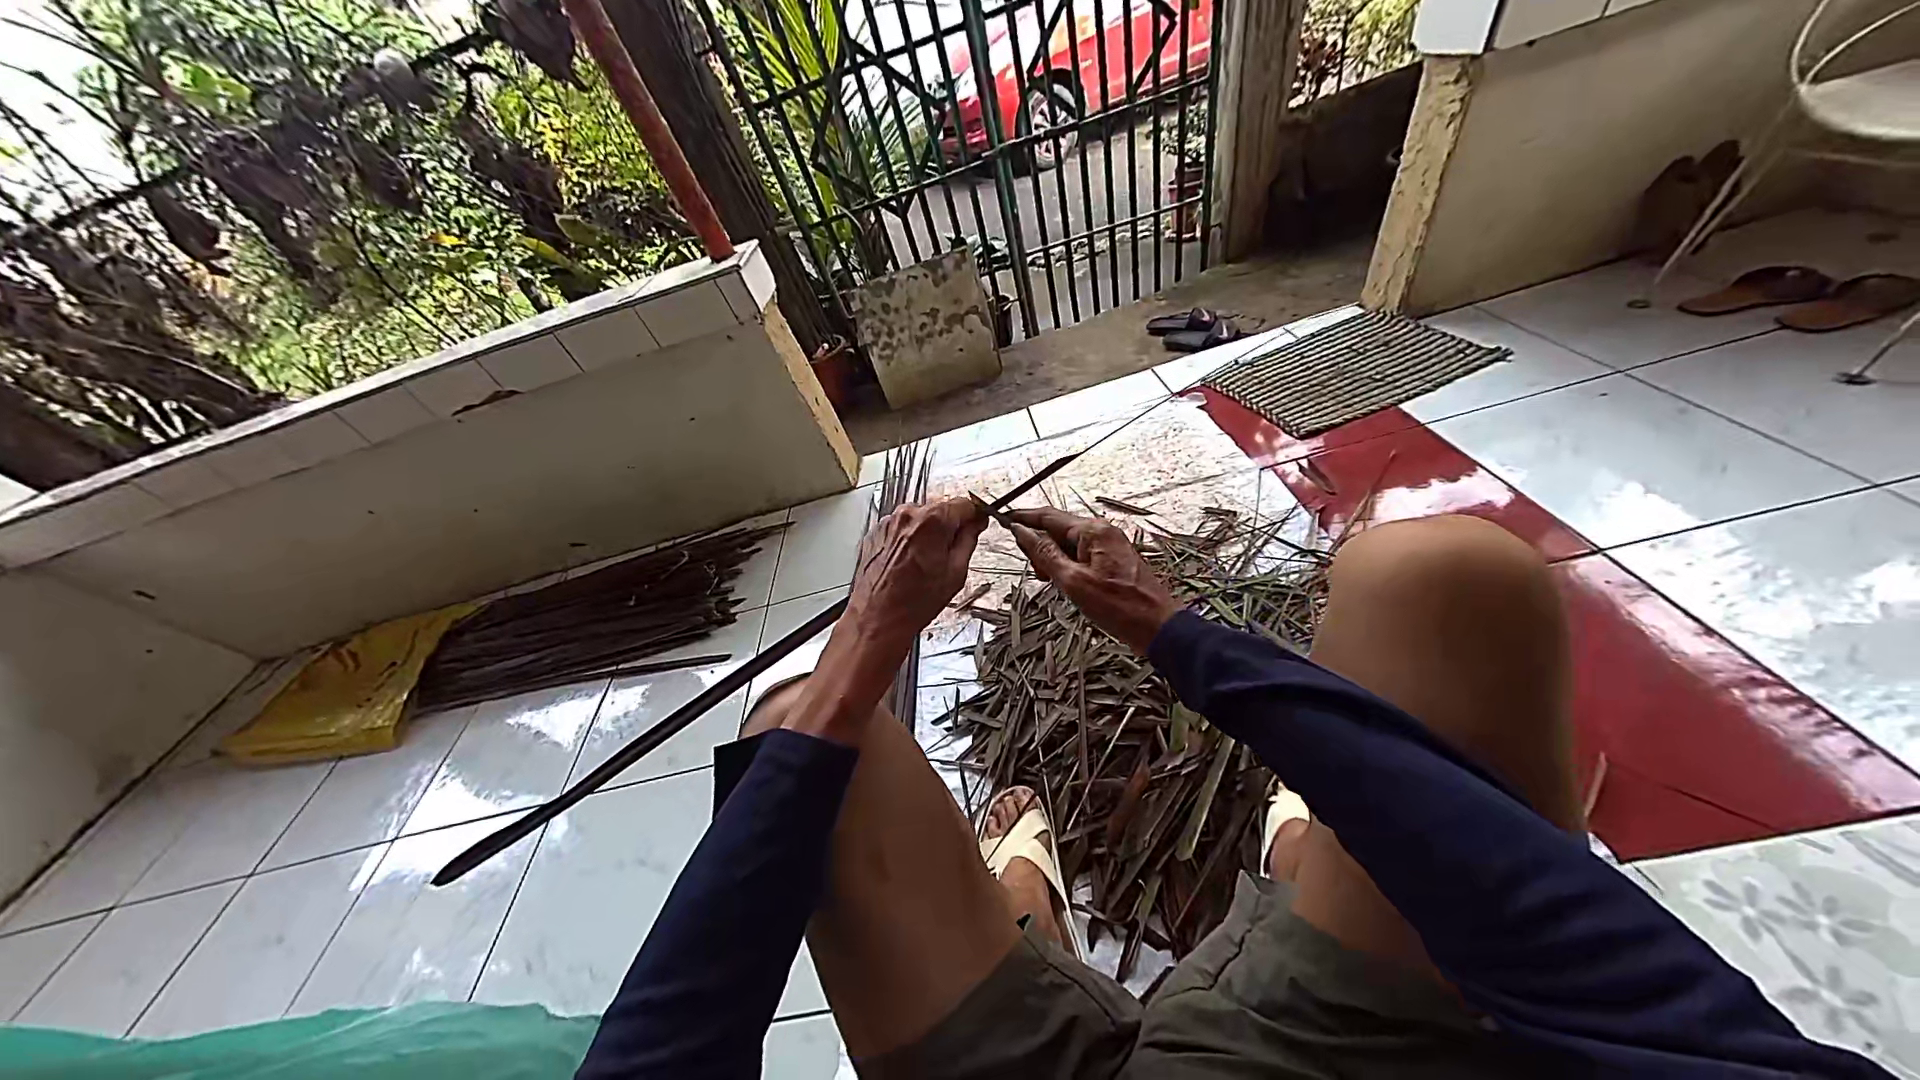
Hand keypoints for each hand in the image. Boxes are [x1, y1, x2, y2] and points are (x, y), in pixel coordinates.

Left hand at [837, 496, 987, 662]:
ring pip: (920, 519)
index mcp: (932, 521)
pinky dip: (909, 540)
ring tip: (926, 564)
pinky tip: (909, 564)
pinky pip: (901, 528)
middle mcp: (908, 515)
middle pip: (940, 509)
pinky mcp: (876, 532)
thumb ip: (969, 540)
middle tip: (951, 553)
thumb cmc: (912, 602)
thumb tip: (975, 525)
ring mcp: (889, 523)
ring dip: (928, 534)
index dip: (974, 515)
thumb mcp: (956, 572)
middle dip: (950, 527)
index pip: (964, 504)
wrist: (878, 617)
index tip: (977, 524)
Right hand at [1005, 508, 1180, 654]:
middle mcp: (1101, 531)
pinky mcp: (1112, 559)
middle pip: (1057, 528)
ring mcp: (1108, 544)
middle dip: (1039, 546)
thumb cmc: (1118, 606)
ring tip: (1052, 582)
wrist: (1157, 627)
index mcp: (1092, 530)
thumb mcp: (1073, 581)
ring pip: (1067, 544)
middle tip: (1036, 572)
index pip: (1048, 516)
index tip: (1003, 521)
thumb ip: (1044, 553)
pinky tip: (1065, 584)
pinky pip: (1080, 555)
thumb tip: (1021, 531)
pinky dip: (1066, 566)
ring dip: (1052, 559)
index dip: (1023, 518)